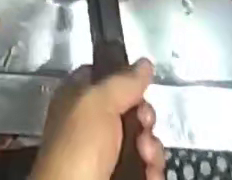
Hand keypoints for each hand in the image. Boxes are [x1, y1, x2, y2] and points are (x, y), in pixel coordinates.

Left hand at [30, 59, 164, 179]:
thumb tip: (145, 63)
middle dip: (145, 118)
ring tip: (146, 156)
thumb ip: (123, 82)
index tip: (141, 87)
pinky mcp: (122, 177)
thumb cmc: (79, 144)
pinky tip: (151, 174)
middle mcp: (93, 123)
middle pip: (131, 111)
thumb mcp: (97, 102)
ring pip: (143, 142)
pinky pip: (147, 169)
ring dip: (152, 148)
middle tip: (144, 125)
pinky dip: (153, 171)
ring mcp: (108, 154)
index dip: (125, 81)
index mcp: (78, 97)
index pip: (106, 78)